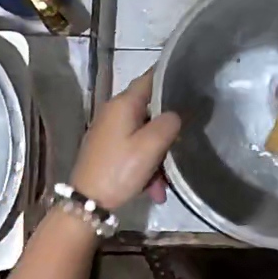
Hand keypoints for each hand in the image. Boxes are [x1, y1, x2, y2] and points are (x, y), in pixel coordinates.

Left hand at [69, 69, 181, 210]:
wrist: (87, 202)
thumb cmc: (120, 169)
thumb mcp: (151, 146)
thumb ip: (169, 123)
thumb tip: (175, 115)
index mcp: (123, 104)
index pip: (149, 78)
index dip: (168, 76)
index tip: (190, 79)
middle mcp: (114, 112)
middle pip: (150, 111)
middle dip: (167, 133)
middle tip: (181, 148)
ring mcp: (109, 131)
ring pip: (144, 136)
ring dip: (157, 158)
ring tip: (163, 184)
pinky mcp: (108, 149)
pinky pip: (134, 150)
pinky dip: (145, 166)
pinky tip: (153, 189)